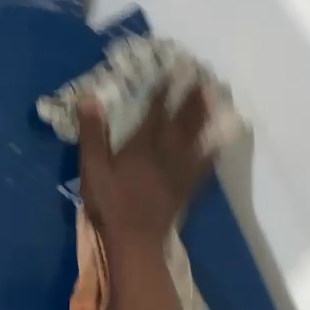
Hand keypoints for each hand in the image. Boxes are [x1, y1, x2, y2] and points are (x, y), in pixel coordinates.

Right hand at [76, 87, 213, 255]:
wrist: (135, 239)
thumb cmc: (110, 204)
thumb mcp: (92, 168)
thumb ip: (92, 134)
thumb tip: (89, 99)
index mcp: (142, 146)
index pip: (155, 111)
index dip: (164, 90)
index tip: (174, 71)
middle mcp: (166, 153)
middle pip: (183, 120)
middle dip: (192, 97)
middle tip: (203, 77)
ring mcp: (180, 171)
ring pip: (197, 138)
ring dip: (206, 117)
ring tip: (215, 99)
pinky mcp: (186, 188)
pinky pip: (204, 165)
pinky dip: (212, 151)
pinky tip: (219, 144)